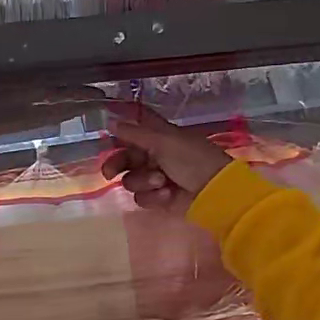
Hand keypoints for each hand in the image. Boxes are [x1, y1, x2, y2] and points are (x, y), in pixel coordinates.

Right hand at [100, 103, 233, 215]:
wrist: (214, 191)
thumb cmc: (192, 159)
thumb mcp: (163, 141)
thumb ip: (134, 133)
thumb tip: (110, 121)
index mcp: (157, 136)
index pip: (133, 127)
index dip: (119, 128)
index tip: (105, 132)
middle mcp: (153, 155)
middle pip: (123, 158)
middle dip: (116, 165)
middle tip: (109, 174)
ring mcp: (155, 177)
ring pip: (131, 179)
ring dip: (143, 181)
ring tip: (161, 182)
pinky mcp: (158, 198)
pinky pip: (142, 197)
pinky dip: (153, 196)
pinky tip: (167, 195)